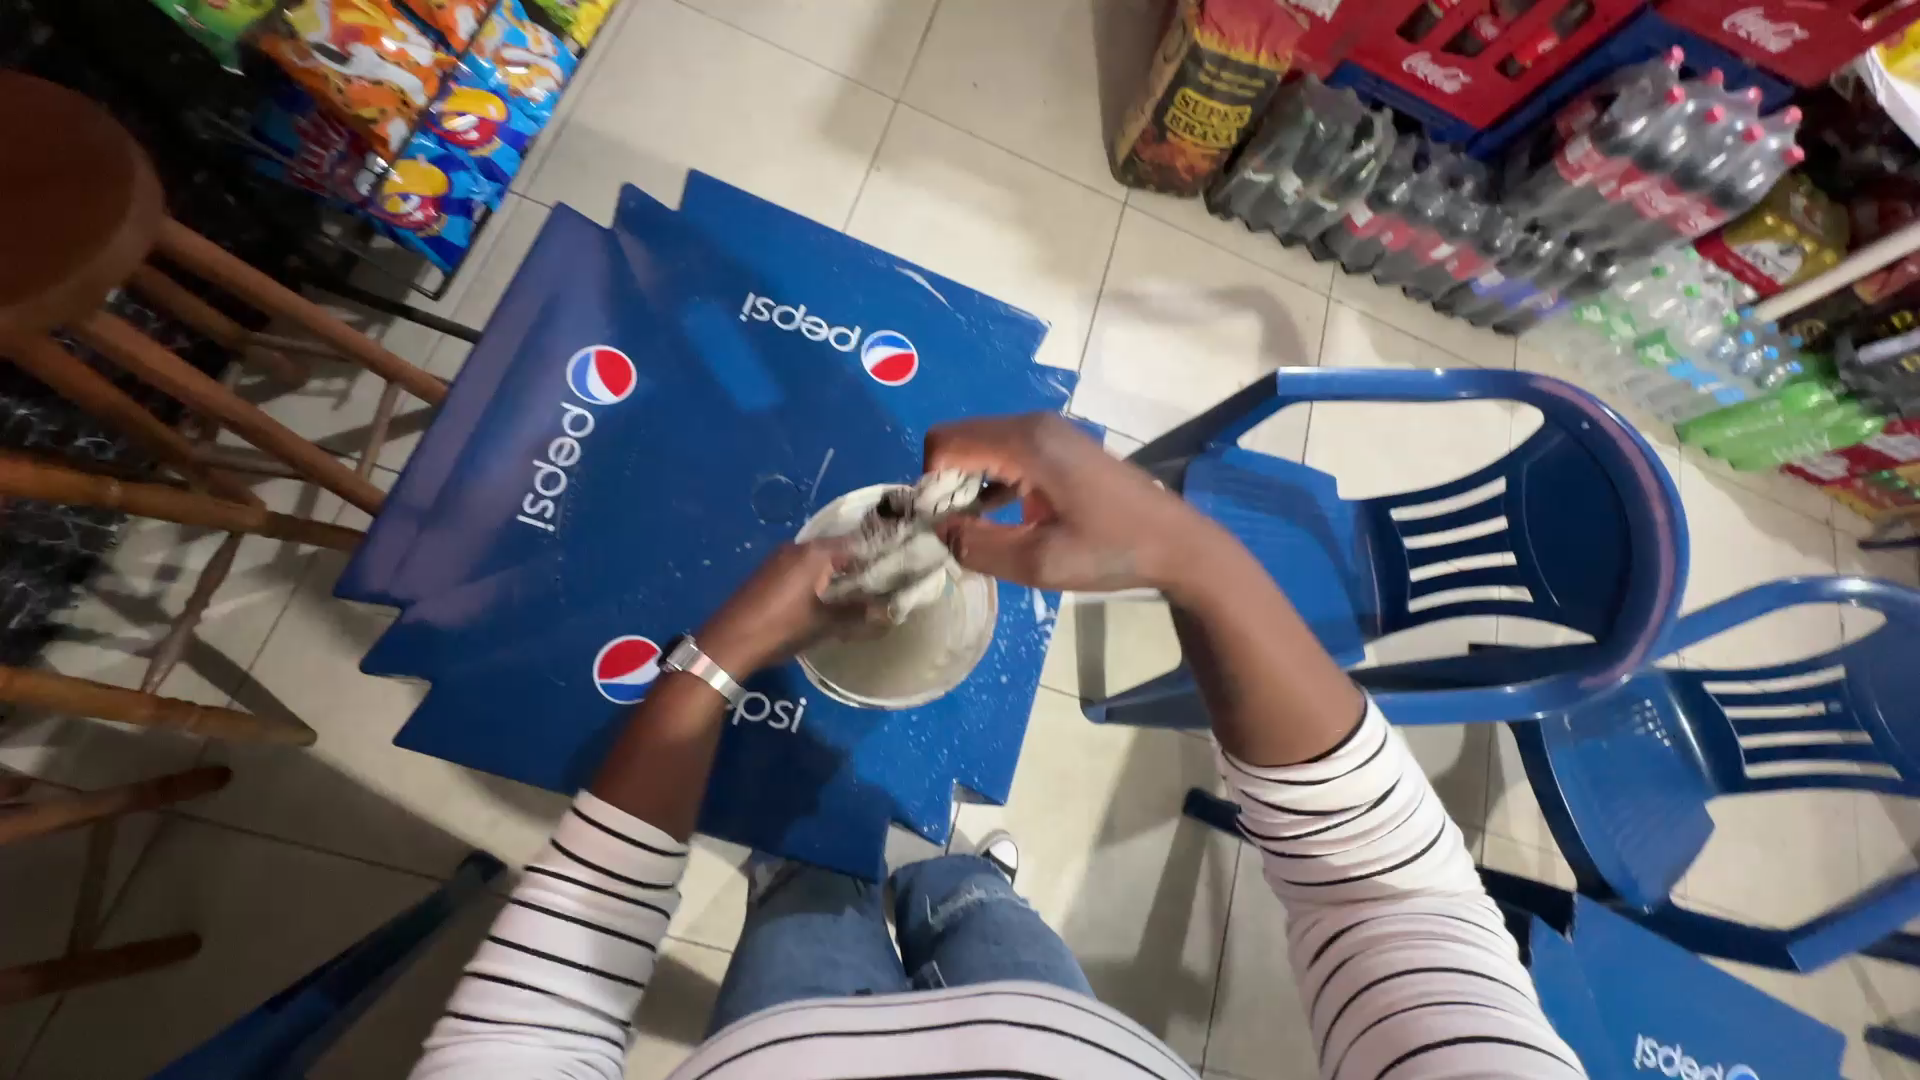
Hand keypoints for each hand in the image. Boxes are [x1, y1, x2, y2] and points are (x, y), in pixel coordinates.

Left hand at [697, 541, 884, 675]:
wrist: (727, 643)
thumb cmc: (780, 628)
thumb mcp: (824, 624)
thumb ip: (858, 614)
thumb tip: (890, 612)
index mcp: (815, 553)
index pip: (857, 543)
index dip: (879, 554)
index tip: (898, 566)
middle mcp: (798, 548)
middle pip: (838, 550)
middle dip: (859, 565)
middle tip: (883, 583)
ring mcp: (779, 559)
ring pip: (819, 560)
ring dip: (838, 573)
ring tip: (860, 593)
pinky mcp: (768, 574)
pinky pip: (803, 569)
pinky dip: (819, 579)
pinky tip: (828, 598)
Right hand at [923, 413, 1222, 594]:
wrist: (1177, 543)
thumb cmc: (1111, 551)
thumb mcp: (1039, 562)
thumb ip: (978, 547)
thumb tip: (938, 531)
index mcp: (1027, 443)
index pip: (944, 443)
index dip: (930, 485)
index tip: (945, 526)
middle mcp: (1033, 424)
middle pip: (959, 439)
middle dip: (946, 484)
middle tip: (961, 532)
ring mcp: (1049, 432)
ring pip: (980, 446)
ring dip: (968, 485)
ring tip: (979, 530)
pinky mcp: (1059, 446)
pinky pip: (1005, 454)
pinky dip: (991, 482)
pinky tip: (1004, 518)